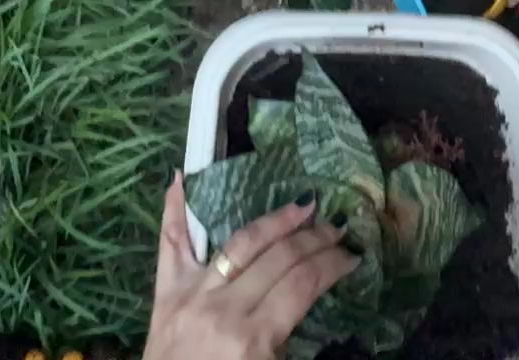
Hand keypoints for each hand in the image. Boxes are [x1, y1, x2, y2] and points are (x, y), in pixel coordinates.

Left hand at [143, 174, 357, 359]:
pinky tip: (179, 179)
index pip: (303, 283)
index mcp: (252, 339)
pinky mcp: (166, 294)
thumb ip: (290, 339)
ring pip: (241, 241)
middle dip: (315, 237)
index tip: (352, 255)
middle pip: (279, 256)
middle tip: (337, 225)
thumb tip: (315, 294)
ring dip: (276, 219)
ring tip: (303, 205)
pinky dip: (173, 210)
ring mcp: (192, 295)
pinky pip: (170, 245)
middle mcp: (223, 309)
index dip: (332, 263)